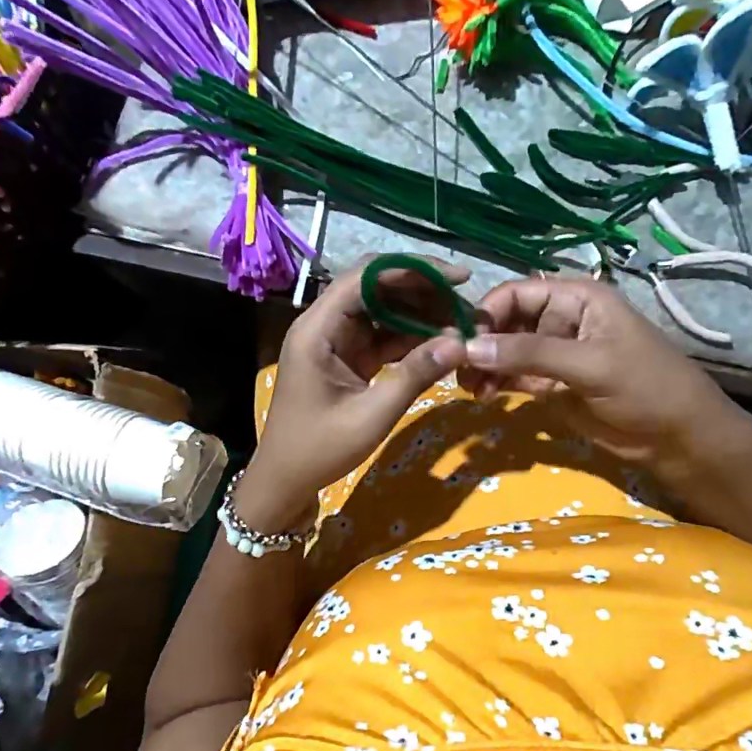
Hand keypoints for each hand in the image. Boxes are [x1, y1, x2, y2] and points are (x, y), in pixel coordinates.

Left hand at [235, 256, 470, 530]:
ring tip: (460, 322)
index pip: (365, 278)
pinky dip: (410, 337)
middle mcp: (324, 325)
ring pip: (382, 311)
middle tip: (464, 302)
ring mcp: (335, 341)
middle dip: (421, 291)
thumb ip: (415, 375)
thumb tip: (460, 342)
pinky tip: (441, 342)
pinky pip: (382, 336)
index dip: (411, 270)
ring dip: (419, 314)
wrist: (286, 481)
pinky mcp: (346, 358)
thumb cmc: (319, 449)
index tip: (456, 277)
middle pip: (375, 288)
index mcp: (317, 329)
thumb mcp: (371, 415)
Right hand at [458, 276, 747, 470]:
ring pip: (506, 352)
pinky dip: (496, 384)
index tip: (461, 339)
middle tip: (456, 368)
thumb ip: (530, 354)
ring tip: (468, 389)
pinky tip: (483, 397)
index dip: (487, 311)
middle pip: (506, 322)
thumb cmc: (645, 385)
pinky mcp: (551, 385)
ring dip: (484, 367)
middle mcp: (560, 320)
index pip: (518, 293)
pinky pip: (514, 377)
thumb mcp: (589, 363)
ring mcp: (554, 355)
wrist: (676, 437)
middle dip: (481, 342)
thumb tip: (470, 347)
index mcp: (576, 298)